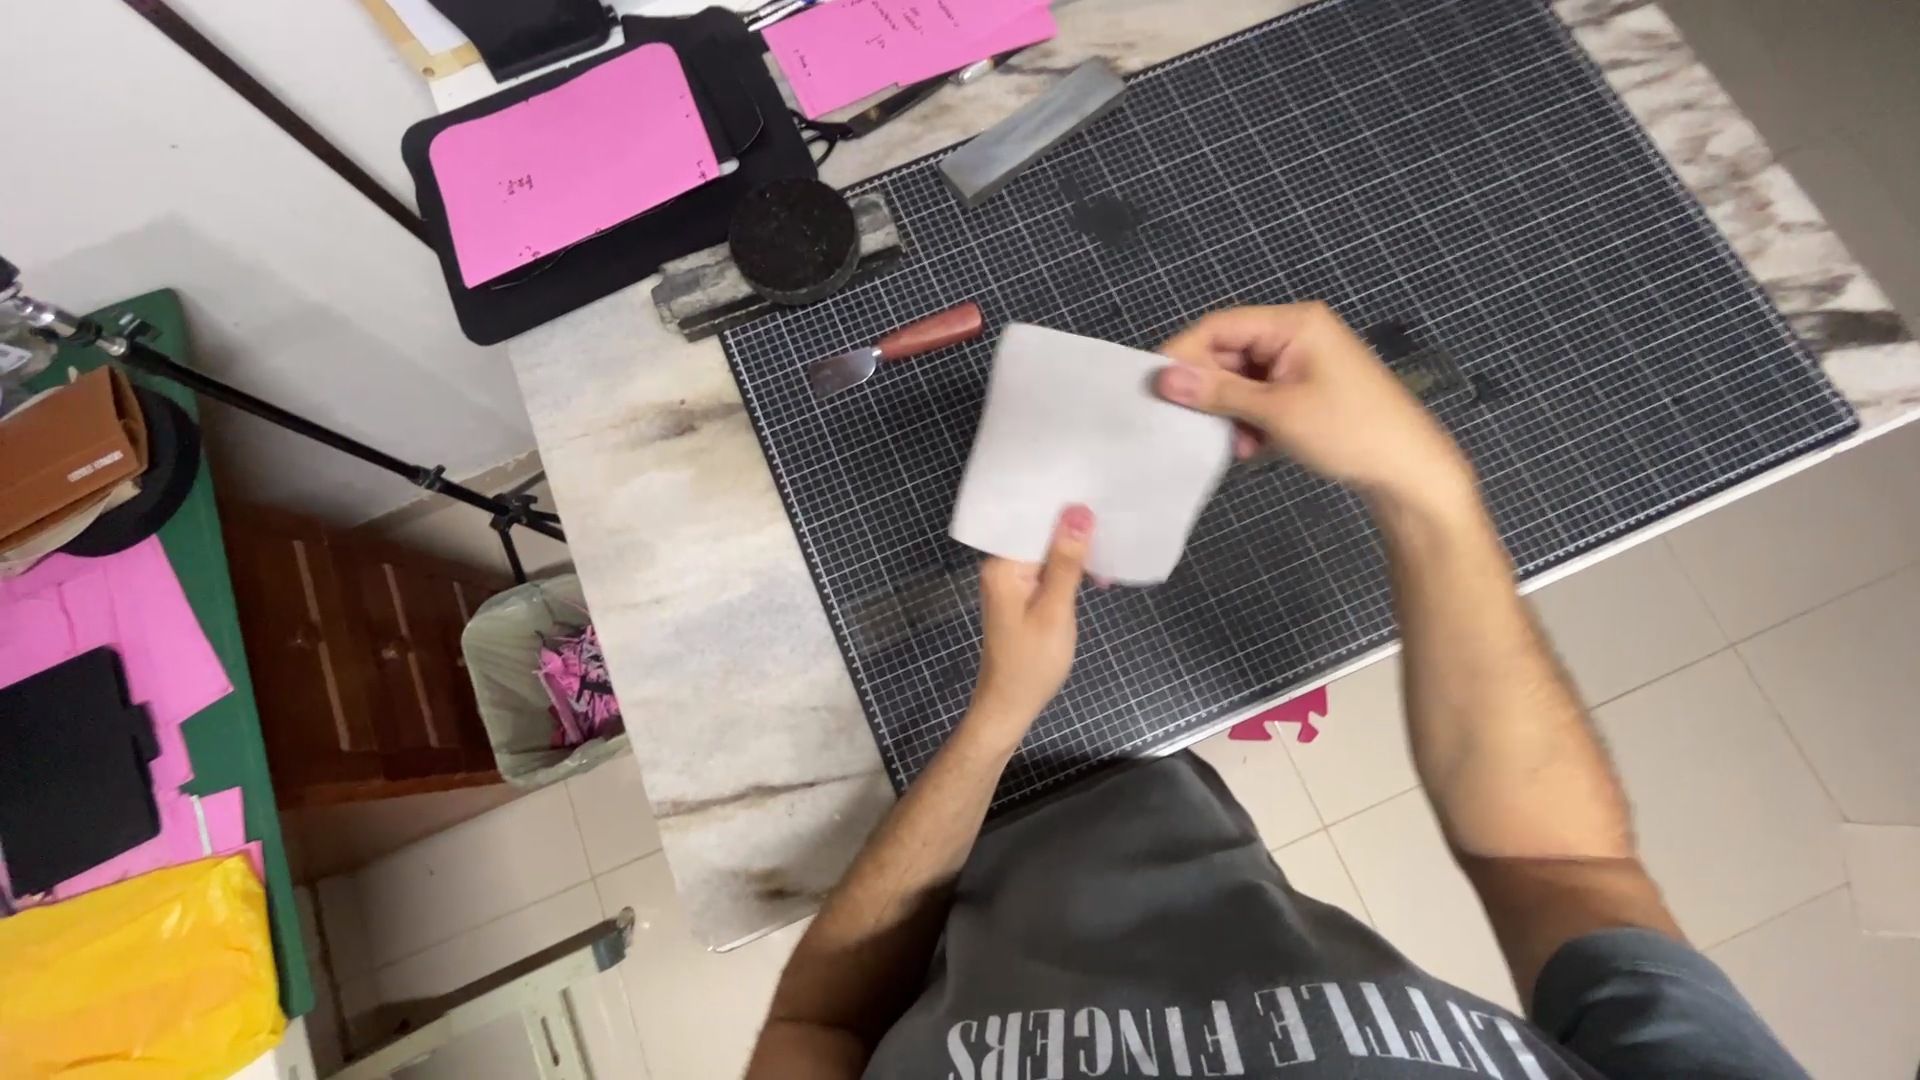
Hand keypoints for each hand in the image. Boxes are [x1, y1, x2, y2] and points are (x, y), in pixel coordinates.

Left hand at [970, 505, 1094, 730]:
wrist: (1010, 705)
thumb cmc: (1032, 663)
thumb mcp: (1055, 610)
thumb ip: (1066, 562)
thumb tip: (1079, 513)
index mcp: (1002, 566)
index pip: (1031, 519)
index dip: (1062, 505)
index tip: (1095, 489)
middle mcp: (1000, 567)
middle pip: (1038, 532)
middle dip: (1072, 526)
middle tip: (1111, 509)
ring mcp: (1010, 581)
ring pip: (1045, 551)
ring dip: (1074, 548)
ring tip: (1110, 535)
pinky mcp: (1020, 594)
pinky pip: (1045, 568)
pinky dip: (1068, 568)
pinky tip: (1094, 568)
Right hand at [1155, 303, 1475, 512]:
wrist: (1408, 471)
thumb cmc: (1350, 432)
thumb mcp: (1277, 411)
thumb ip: (1218, 393)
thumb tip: (1163, 378)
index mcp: (1294, 324)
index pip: (1219, 327)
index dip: (1182, 354)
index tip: (1153, 386)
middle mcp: (1295, 336)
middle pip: (1227, 353)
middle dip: (1208, 390)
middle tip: (1188, 423)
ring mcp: (1300, 364)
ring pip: (1239, 381)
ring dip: (1228, 412)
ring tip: (1232, 443)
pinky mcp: (1303, 391)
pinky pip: (1257, 398)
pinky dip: (1247, 421)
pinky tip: (1250, 447)